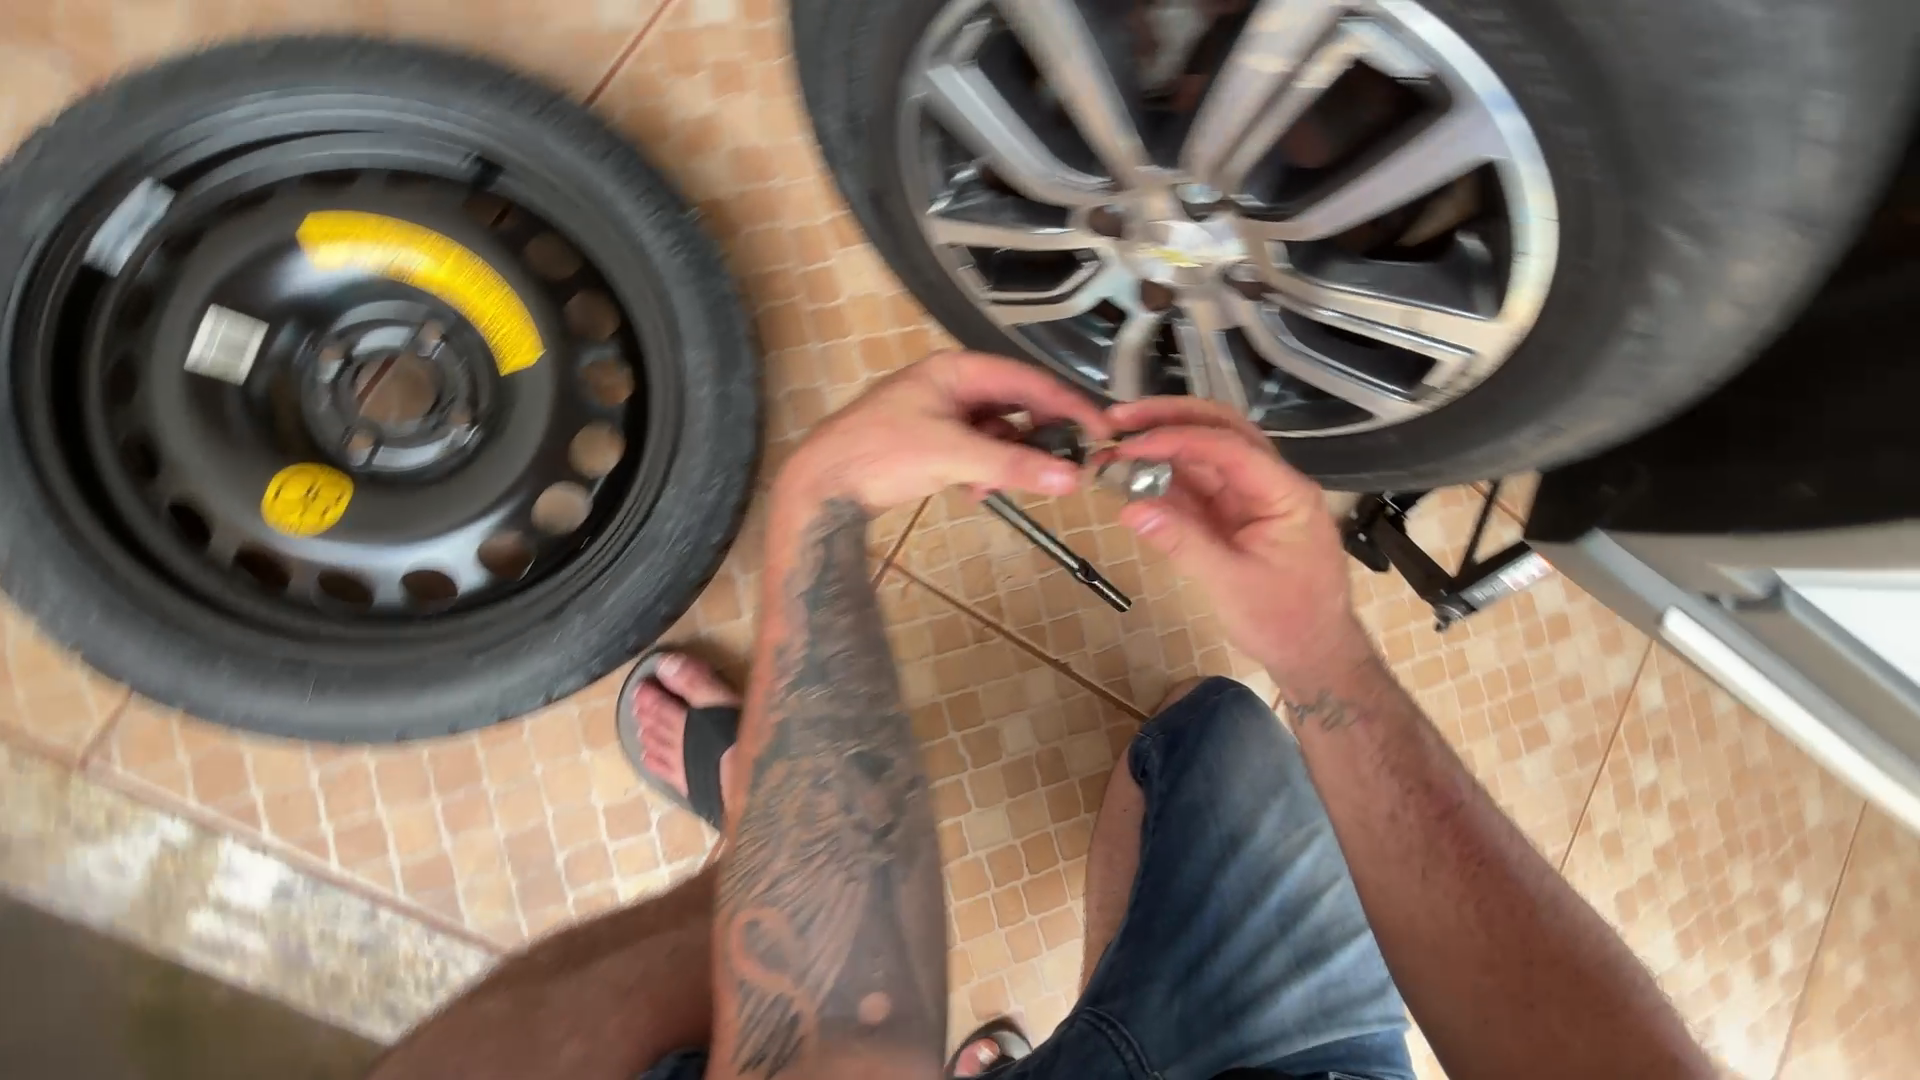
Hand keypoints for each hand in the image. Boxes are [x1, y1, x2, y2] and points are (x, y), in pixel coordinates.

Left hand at [780, 351, 1111, 512]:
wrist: (822, 484)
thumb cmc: (880, 454)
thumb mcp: (951, 457)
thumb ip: (1012, 467)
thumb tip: (1072, 479)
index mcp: (956, 369)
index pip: (1028, 381)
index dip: (1068, 405)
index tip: (1100, 431)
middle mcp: (952, 383)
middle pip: (1016, 403)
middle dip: (1036, 437)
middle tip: (1060, 465)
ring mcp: (941, 410)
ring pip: (998, 430)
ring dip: (1008, 458)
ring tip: (1002, 485)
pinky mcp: (932, 437)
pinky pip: (976, 447)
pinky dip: (984, 468)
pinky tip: (976, 491)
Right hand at [1107, 398, 1370, 681]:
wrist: (1313, 653)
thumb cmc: (1285, 620)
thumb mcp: (1231, 584)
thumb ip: (1182, 542)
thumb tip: (1129, 508)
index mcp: (1283, 492)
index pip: (1228, 446)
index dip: (1176, 439)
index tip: (1129, 443)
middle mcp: (1268, 483)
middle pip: (1219, 430)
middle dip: (1167, 420)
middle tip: (1116, 421)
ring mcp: (1249, 497)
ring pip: (1203, 454)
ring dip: (1159, 445)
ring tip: (1114, 445)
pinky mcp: (1231, 515)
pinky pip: (1195, 486)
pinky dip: (1162, 478)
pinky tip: (1131, 476)